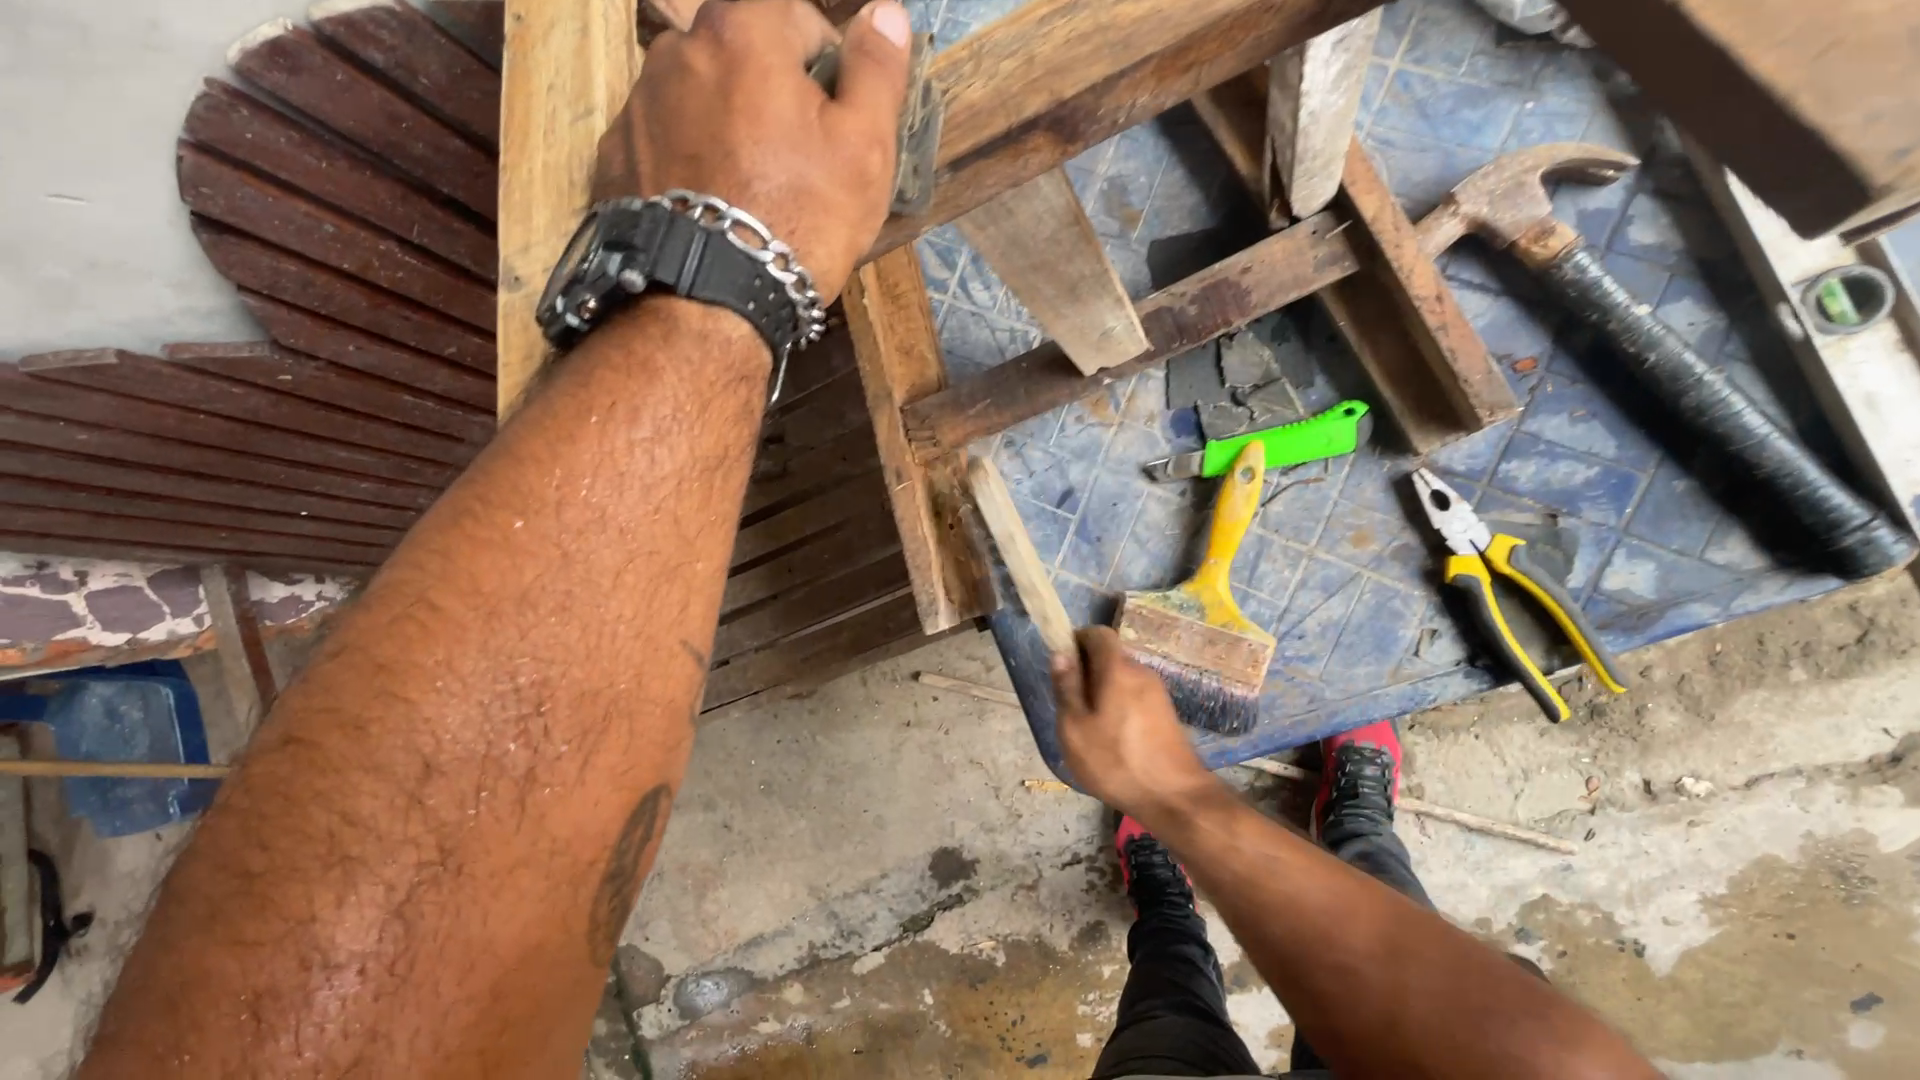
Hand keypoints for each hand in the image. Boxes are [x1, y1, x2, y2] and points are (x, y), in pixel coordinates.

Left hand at [592, 0, 912, 301]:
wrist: (710, 301)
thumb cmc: (802, 216)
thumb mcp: (865, 147)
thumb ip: (877, 70)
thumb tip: (885, 10)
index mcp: (741, 29)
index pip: (796, 15)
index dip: (826, 65)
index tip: (835, 120)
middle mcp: (675, 50)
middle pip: (741, 56)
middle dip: (771, 93)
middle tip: (797, 164)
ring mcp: (635, 105)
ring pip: (698, 99)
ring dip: (726, 125)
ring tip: (750, 192)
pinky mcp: (611, 158)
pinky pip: (662, 144)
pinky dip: (686, 162)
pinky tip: (711, 209)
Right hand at [1051, 627, 1217, 822]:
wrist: (1174, 798)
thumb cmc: (1116, 762)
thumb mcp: (1075, 728)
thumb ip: (1066, 688)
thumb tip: (1060, 654)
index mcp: (1118, 669)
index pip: (1099, 633)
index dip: (1077, 641)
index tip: (1063, 666)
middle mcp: (1142, 672)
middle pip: (1110, 657)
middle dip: (1087, 671)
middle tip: (1071, 705)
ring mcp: (1158, 693)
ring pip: (1122, 678)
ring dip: (1103, 692)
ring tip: (1090, 728)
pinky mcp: (1166, 714)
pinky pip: (1135, 696)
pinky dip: (1119, 706)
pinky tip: (1113, 739)